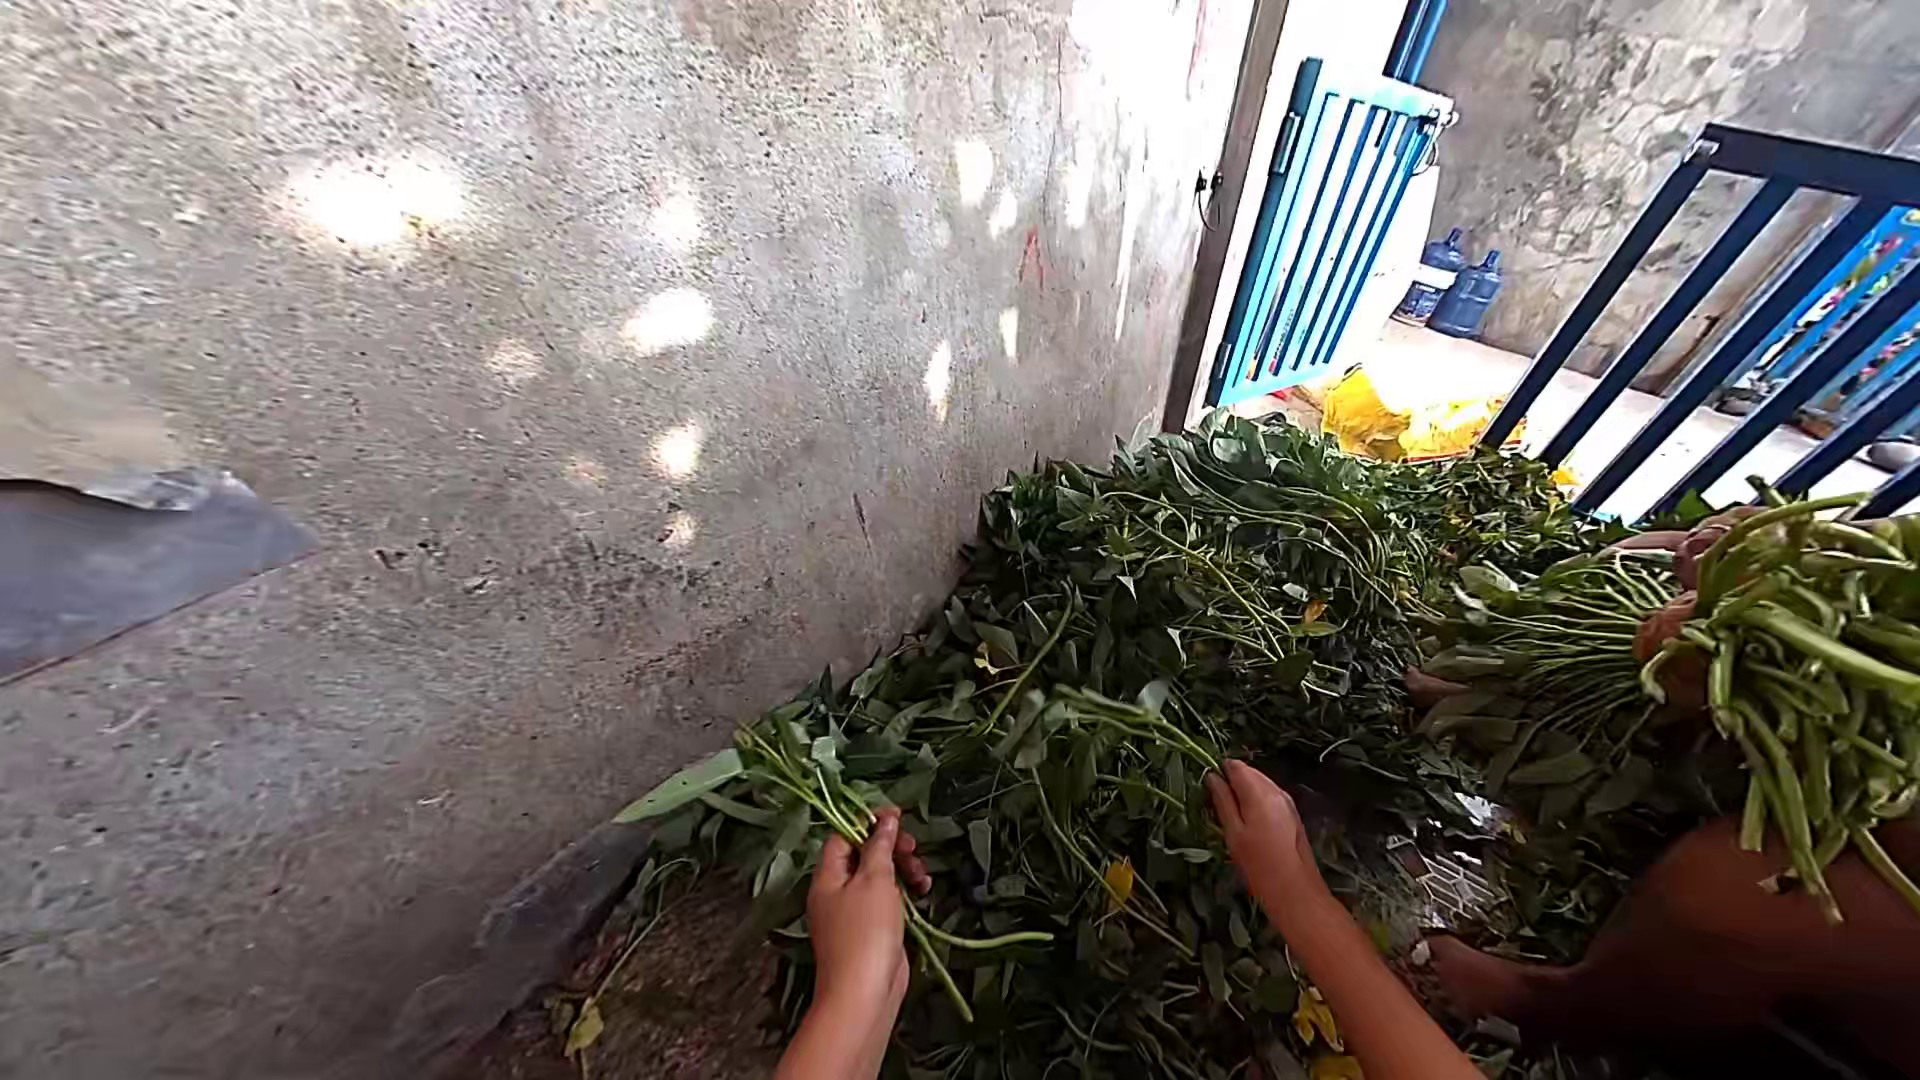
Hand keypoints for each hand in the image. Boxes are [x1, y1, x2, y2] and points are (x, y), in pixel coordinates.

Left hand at [807, 808, 925, 1015]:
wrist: (864, 995)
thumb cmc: (866, 930)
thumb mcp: (875, 878)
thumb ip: (880, 845)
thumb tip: (885, 820)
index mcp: (828, 875)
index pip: (844, 834)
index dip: (868, 821)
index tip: (896, 817)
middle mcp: (836, 891)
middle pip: (863, 853)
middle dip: (891, 846)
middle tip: (912, 847)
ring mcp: (853, 911)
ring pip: (878, 875)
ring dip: (902, 867)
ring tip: (921, 874)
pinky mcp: (871, 929)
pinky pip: (887, 898)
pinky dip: (904, 890)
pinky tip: (923, 890)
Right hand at [1206, 760, 1320, 910]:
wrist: (1297, 893)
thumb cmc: (1259, 865)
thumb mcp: (1232, 832)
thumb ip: (1222, 800)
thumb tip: (1212, 777)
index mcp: (1259, 792)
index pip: (1234, 765)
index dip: (1219, 772)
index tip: (1209, 790)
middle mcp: (1276, 790)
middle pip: (1248, 771)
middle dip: (1232, 781)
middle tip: (1219, 805)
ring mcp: (1287, 801)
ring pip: (1259, 782)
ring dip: (1244, 791)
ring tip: (1234, 815)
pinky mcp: (1292, 813)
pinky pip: (1268, 794)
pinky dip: (1256, 799)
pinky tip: (1251, 822)